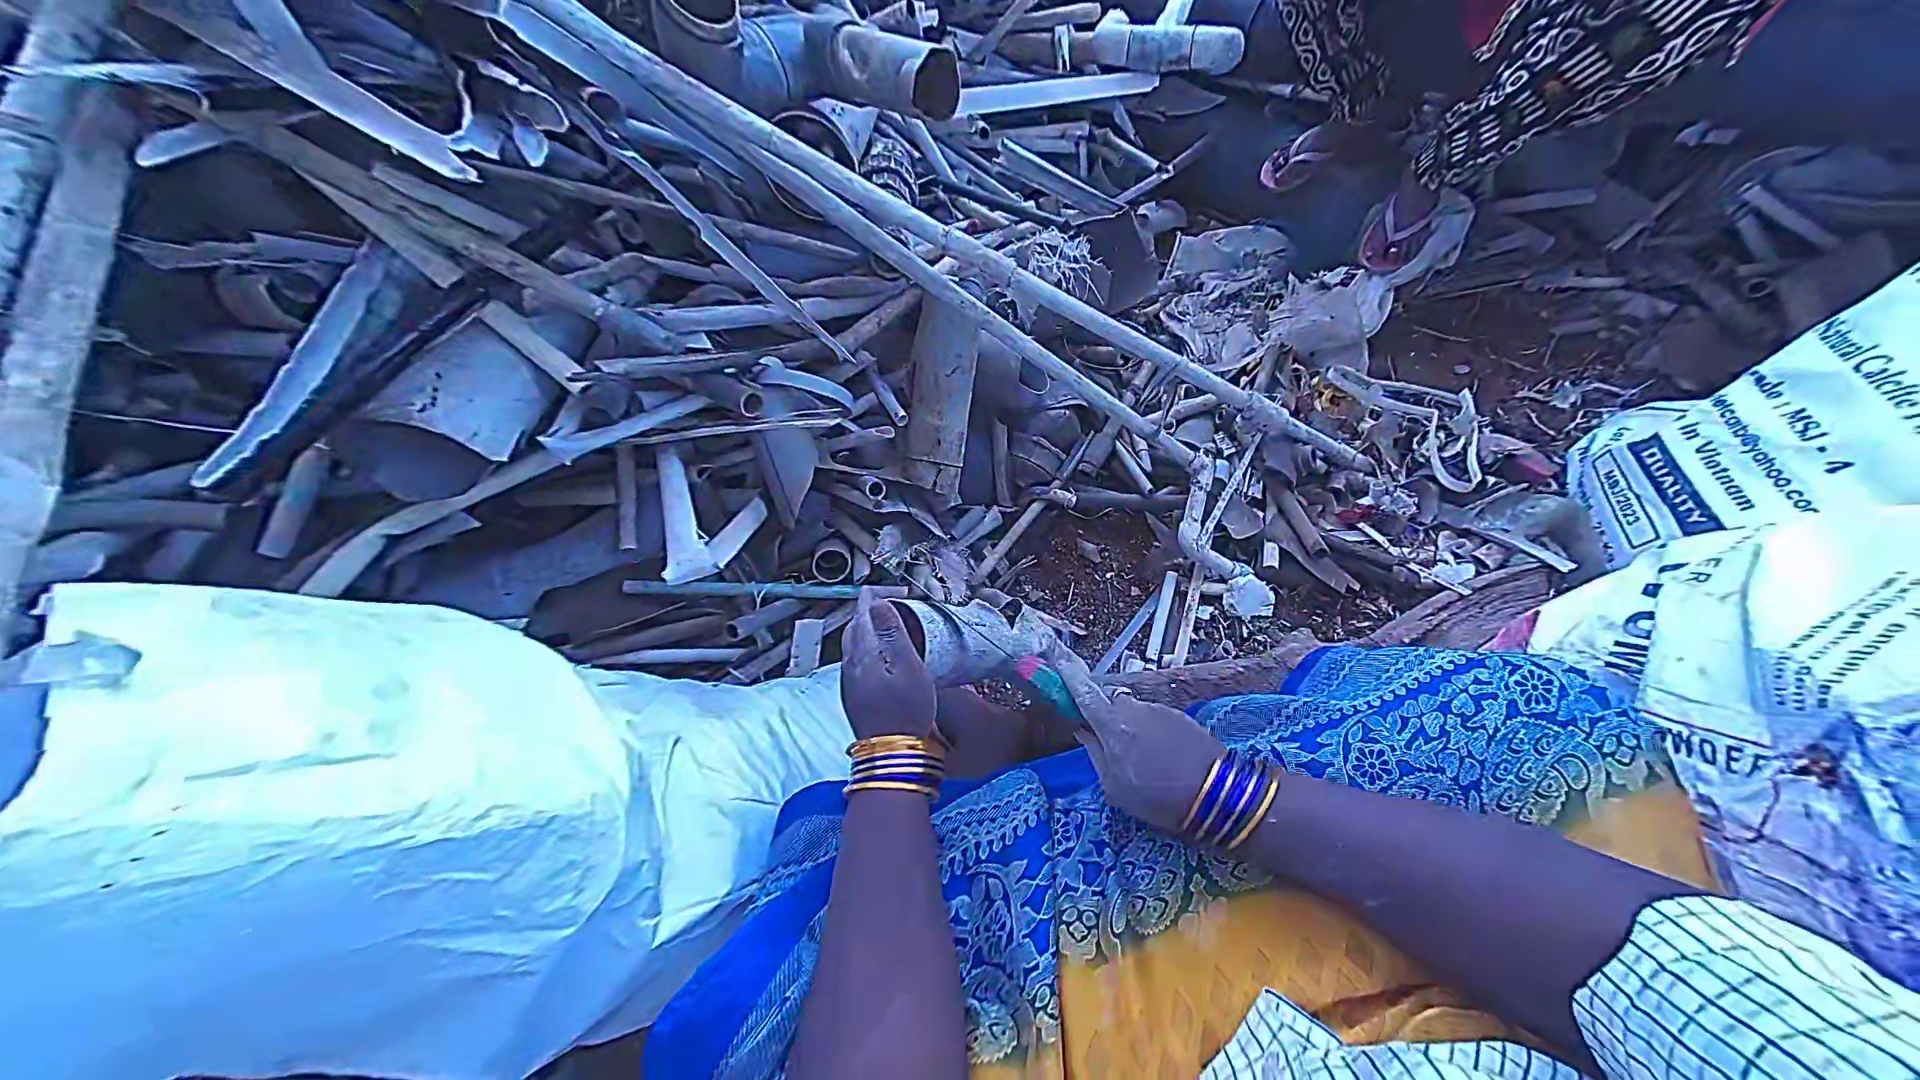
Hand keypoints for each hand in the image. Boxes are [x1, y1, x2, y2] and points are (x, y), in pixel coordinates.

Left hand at [839, 589, 936, 738]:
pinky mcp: (855, 698)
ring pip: (852, 648)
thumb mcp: (908, 667)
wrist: (893, 754)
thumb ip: (893, 634)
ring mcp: (850, 685)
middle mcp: (850, 669)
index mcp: (862, 656)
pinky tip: (877, 656)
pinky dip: (865, 650)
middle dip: (864, 614)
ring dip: (864, 632)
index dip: (869, 601)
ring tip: (880, 625)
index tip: (874, 589)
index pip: (861, 618)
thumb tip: (878, 605)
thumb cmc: (906, 712)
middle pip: (853, 632)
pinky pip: (856, 664)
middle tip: (879, 603)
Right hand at [1044, 642, 1223, 835]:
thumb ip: (1095, 753)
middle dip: (1105, 714)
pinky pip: (1155, 718)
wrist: (1219, 795)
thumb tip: (1083, 730)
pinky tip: (1163, 758)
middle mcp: (1134, 709)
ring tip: (1143, 760)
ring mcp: (1160, 709)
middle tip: (1110, 743)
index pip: (1083, 691)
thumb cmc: (1159, 798)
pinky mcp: (1181, 716)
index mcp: (1113, 725)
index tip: (1055, 652)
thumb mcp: (1114, 788)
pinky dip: (1152, 732)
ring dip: (1131, 726)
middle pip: (1110, 700)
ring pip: (1134, 711)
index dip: (1067, 672)